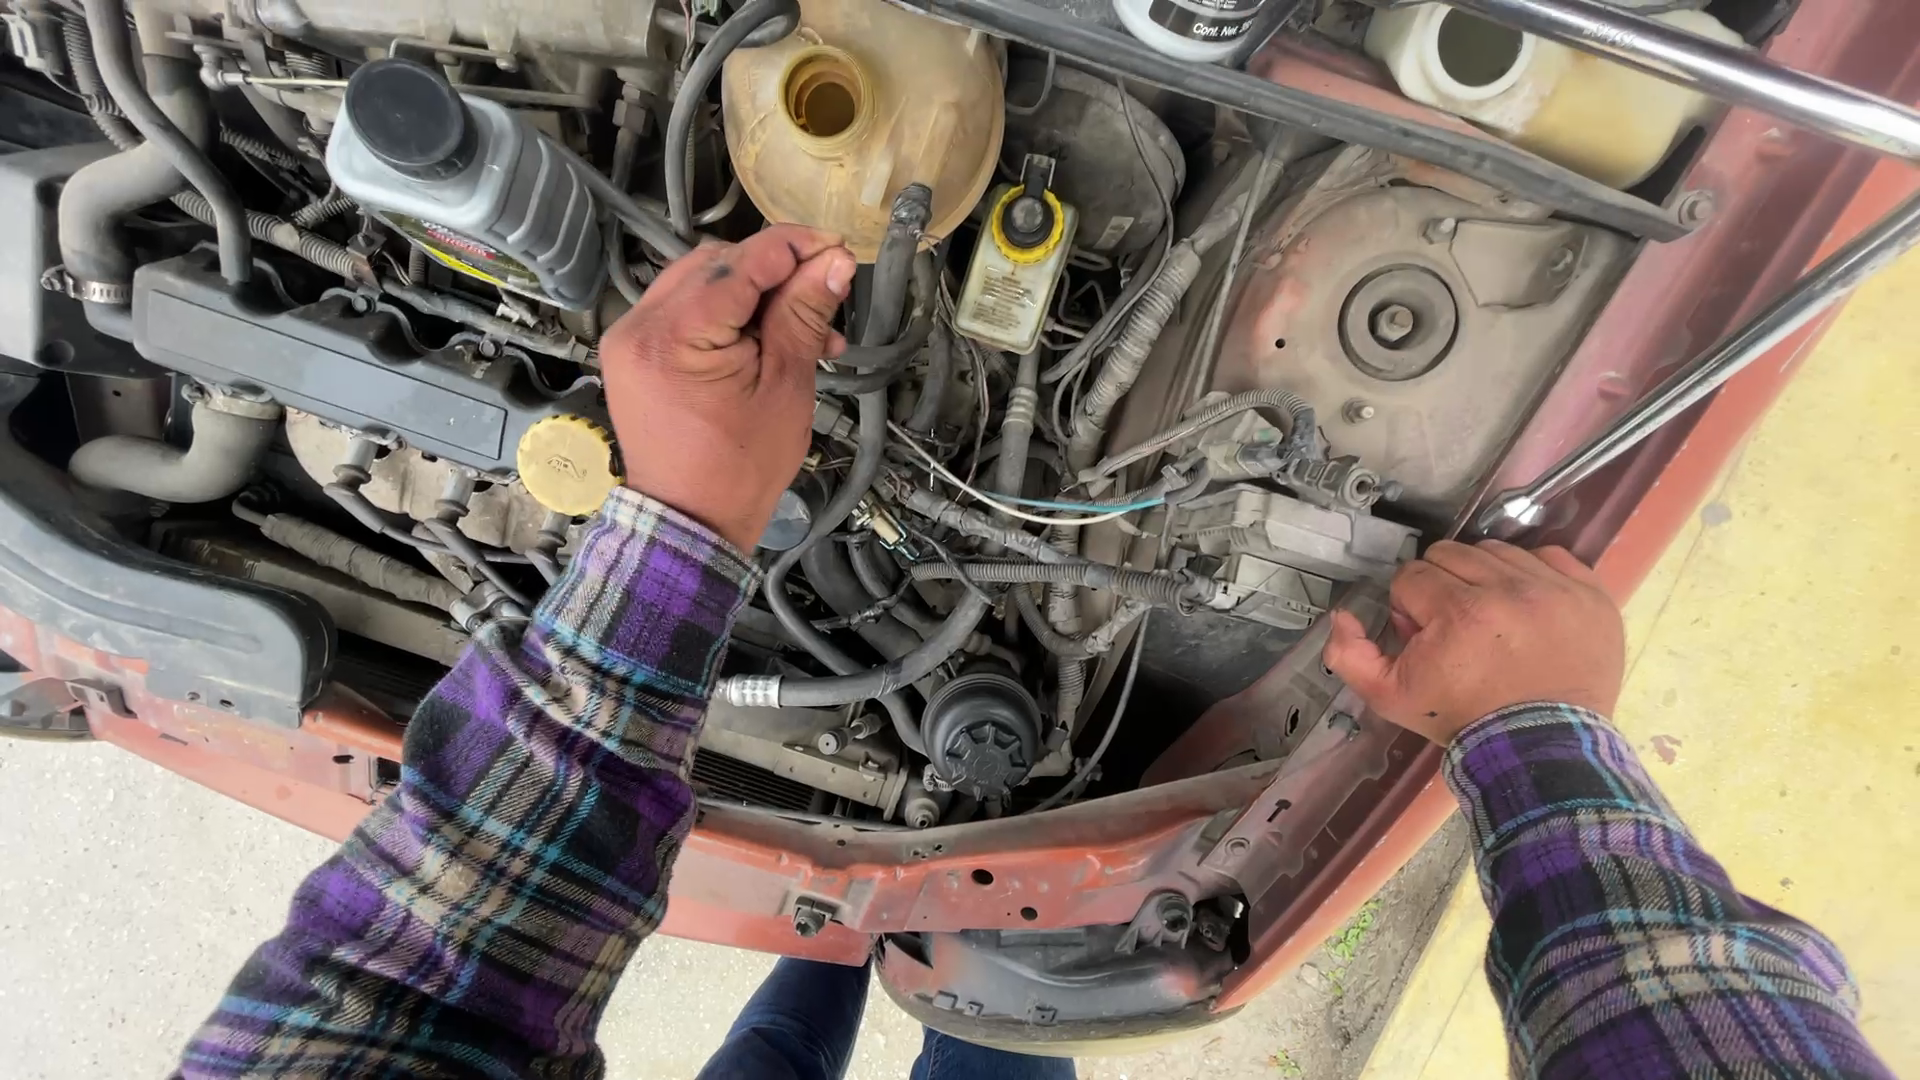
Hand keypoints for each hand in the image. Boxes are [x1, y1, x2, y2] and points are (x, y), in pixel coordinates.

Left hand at [600, 225, 856, 550]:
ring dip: (755, 295)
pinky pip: (686, 313)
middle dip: (776, 273)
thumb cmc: (741, 467)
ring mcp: (631, 338)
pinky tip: (765, 338)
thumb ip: (804, 316)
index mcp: (674, 334)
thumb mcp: (785, 386)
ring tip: (804, 328)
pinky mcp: (636, 354)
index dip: (795, 249)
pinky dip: (728, 316)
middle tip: (824, 294)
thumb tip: (833, 264)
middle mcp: (639, 325)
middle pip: (717, 265)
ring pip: (701, 284)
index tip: (836, 248)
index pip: (742, 263)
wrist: (693, 521)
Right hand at [1322, 540, 1624, 744]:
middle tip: (1450, 624)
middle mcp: (1509, 590)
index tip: (1422, 634)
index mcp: (1458, 611)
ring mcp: (1555, 590)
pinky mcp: (1591, 596)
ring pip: (1495, 550)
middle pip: (1450, 554)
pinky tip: (1523, 604)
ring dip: (1482, 577)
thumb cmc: (1461, 717)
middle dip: (1440, 585)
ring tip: (1487, 615)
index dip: (1408, 605)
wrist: (1540, 746)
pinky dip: (1530, 573)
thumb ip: (1348, 654)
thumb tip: (1342, 615)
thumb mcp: (1387, 696)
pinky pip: (1550, 555)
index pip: (1411, 575)